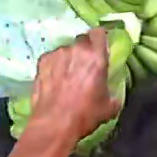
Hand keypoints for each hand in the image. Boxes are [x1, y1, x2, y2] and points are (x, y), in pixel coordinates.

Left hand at [25, 25, 120, 148]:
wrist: (54, 124)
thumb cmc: (85, 115)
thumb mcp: (109, 107)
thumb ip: (113, 93)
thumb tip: (113, 93)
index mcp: (96, 57)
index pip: (99, 33)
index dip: (99, 38)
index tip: (100, 46)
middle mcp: (77, 49)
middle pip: (82, 40)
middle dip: (85, 49)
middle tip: (85, 64)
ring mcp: (58, 53)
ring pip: (66, 49)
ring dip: (69, 58)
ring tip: (67, 75)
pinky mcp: (43, 60)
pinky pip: (52, 58)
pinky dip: (54, 65)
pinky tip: (54, 79)